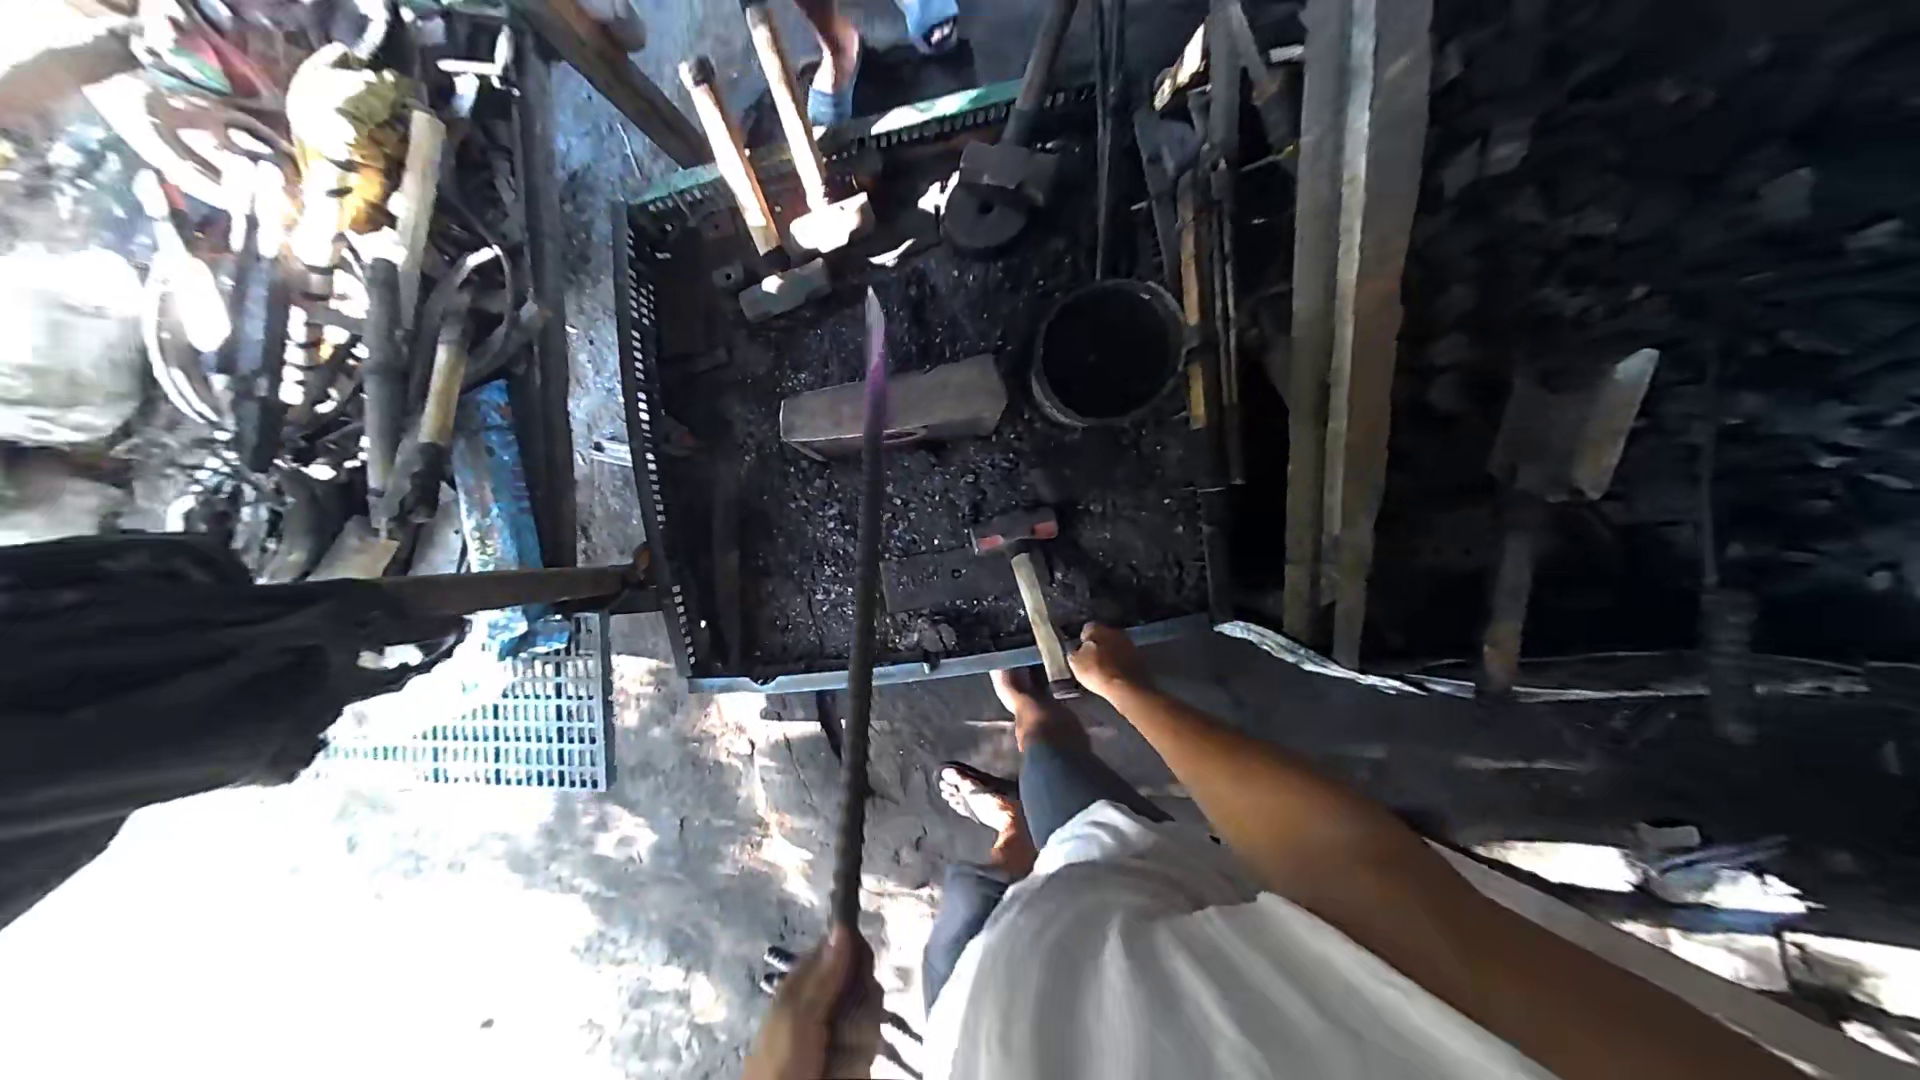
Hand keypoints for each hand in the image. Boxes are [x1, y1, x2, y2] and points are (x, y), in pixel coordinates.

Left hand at [742, 925, 881, 1079]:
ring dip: (858, 1034)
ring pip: (872, 1011)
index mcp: (806, 983)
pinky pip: (874, 1042)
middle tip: (841, 1024)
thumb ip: (823, 974)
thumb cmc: (780, 1065)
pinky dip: (860, 1058)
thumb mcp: (795, 1016)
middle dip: (860, 1001)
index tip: (861, 965)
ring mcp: (843, 1029)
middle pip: (864, 978)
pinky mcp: (856, 1056)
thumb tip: (843, 923)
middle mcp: (827, 1000)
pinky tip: (844, 1071)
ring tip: (836, 1056)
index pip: (842, 948)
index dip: (855, 954)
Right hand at [1069, 623, 1152, 699]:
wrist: (1128, 689)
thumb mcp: (1076, 664)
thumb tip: (1077, 651)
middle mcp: (1117, 633)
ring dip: (1111, 654)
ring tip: (1104, 668)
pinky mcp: (1141, 660)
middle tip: (1092, 658)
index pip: (1088, 628)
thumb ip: (1074, 653)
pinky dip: (1121, 664)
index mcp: (1100, 630)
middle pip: (1105, 636)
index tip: (1080, 649)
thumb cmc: (1098, 672)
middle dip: (1099, 645)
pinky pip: (1126, 659)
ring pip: (1117, 647)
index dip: (1083, 638)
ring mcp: (1131, 646)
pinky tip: (1116, 675)